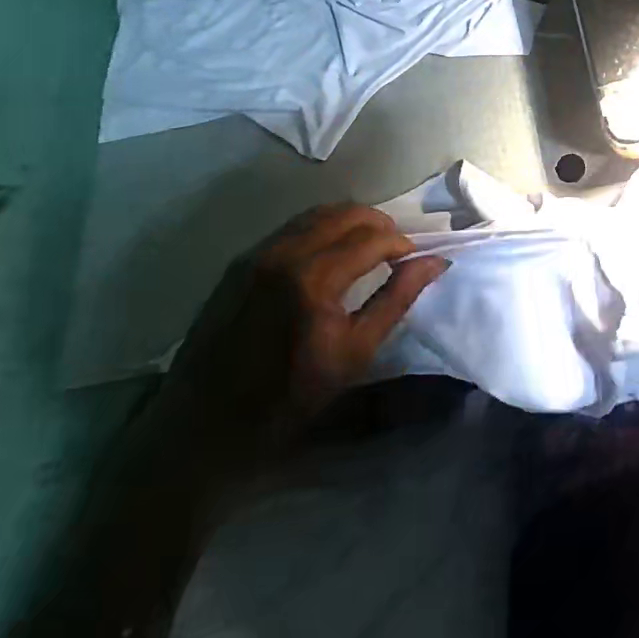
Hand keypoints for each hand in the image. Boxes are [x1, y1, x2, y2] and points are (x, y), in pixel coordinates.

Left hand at [173, 204, 449, 417]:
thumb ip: (396, 300)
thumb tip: (433, 262)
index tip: (413, 258)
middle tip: (394, 249)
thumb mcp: (354, 353)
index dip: (401, 242)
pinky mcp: (241, 260)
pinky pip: (290, 228)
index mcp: (314, 279)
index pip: (372, 238)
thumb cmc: (289, 396)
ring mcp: (257, 253)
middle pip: (345, 214)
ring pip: (316, 214)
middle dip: (378, 224)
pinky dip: (320, 229)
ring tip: (366, 247)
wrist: (205, 423)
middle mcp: (284, 253)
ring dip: (349, 222)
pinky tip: (328, 254)